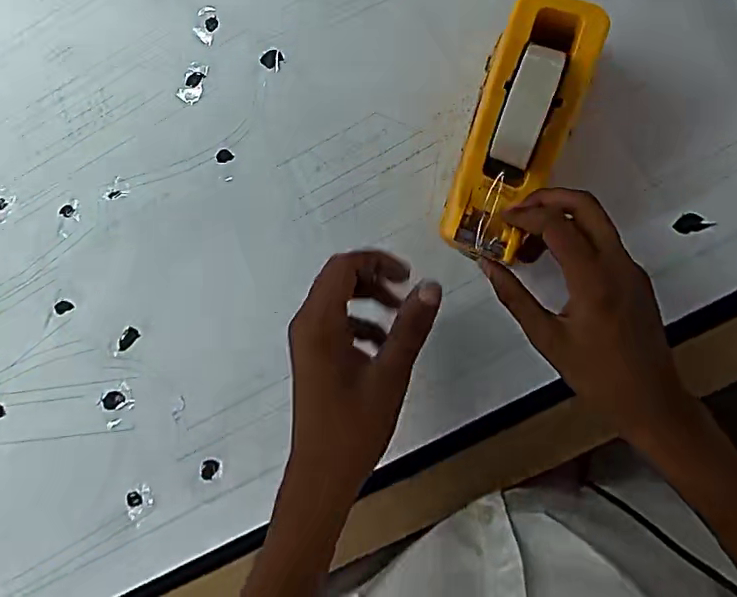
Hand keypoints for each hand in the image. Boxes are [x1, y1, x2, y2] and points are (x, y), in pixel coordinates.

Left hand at [287, 251, 440, 494]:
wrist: (322, 474)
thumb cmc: (351, 429)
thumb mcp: (390, 373)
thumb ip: (411, 327)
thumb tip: (429, 288)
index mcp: (319, 321)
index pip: (343, 266)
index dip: (376, 261)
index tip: (406, 274)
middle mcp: (307, 324)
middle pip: (337, 278)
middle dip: (373, 277)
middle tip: (404, 289)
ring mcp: (307, 340)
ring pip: (336, 299)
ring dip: (368, 299)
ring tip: (399, 317)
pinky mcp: (313, 355)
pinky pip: (335, 321)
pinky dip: (360, 321)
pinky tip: (384, 345)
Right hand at [481, 188, 695, 440]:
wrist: (654, 403)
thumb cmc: (599, 377)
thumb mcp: (547, 338)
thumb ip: (514, 296)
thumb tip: (487, 264)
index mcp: (594, 280)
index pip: (557, 224)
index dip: (525, 215)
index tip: (502, 219)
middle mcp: (617, 265)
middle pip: (585, 204)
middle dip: (548, 197)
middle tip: (519, 209)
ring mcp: (630, 269)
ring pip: (596, 218)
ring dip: (561, 214)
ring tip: (529, 236)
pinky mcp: (634, 277)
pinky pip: (603, 239)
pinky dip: (575, 234)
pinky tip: (553, 257)